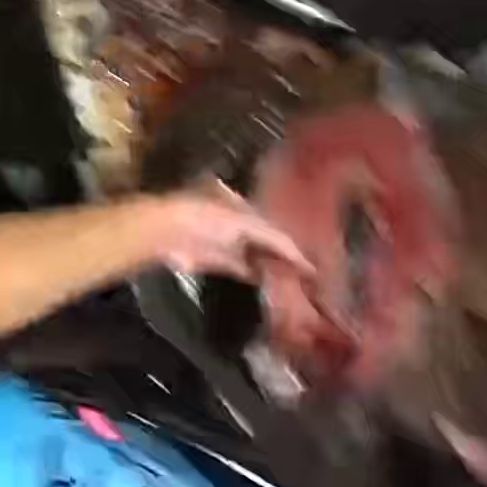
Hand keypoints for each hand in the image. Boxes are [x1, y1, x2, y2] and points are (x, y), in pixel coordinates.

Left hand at [144, 181, 311, 281]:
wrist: (170, 233)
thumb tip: (305, 259)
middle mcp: (232, 218)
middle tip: (312, 268)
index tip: (316, 245)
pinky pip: (245, 269)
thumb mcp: (243, 220)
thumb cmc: (206, 217)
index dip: (289, 231)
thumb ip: (275, 237)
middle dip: (283, 250)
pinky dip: (259, 276)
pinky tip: (278, 285)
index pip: (269, 216)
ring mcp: (225, 240)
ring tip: (302, 280)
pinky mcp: (218, 261)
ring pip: (256, 253)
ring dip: (274, 266)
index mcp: (236, 200)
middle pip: (263, 236)